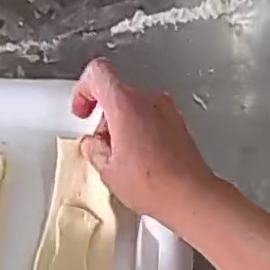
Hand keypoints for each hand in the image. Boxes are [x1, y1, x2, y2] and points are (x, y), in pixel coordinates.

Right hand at [71, 58, 220, 218]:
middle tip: (99, 143)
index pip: (97, 74)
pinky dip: (139, 130)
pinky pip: (151, 116)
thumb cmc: (153, 183)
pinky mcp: (177, 122)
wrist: (188, 195)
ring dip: (121, 124)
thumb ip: (93, 150)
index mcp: (125, 104)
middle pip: (116, 91)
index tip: (82, 110)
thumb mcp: (108, 171)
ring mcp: (166, 109)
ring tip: (119, 156)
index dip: (83, 90)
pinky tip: (137, 158)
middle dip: (103, 116)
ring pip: (134, 104)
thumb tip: (91, 144)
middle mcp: (148, 99)